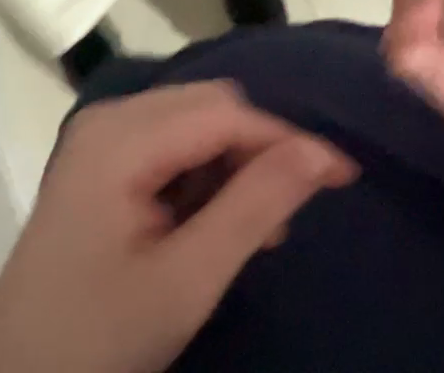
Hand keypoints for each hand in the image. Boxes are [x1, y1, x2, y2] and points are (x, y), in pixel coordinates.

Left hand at [0, 81, 357, 372]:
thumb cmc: (98, 336)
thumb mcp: (186, 279)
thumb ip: (255, 206)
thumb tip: (320, 152)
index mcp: (120, 138)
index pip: (225, 113)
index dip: (287, 139)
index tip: (344, 176)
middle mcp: (108, 120)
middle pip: (207, 107)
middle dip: (258, 150)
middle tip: (286, 217)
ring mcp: (98, 140)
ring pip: (191, 124)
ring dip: (232, 166)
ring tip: (254, 231)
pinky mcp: (98, 165)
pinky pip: (167, 146)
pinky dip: (202, 176)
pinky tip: (212, 223)